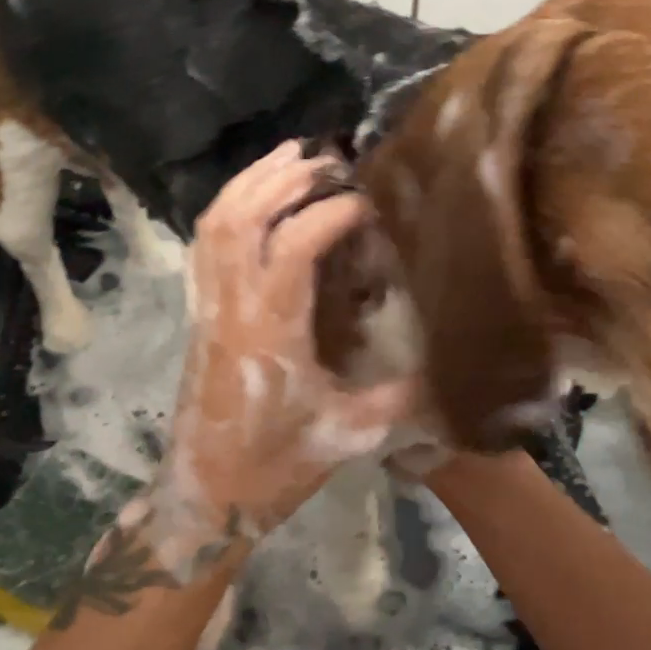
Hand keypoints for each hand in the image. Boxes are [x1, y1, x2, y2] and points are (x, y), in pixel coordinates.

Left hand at [146, 141, 412, 569]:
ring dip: (251, 181)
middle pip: (245, 216)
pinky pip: (204, 243)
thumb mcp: (349, 435)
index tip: (368, 204)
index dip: (330, 213)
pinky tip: (251, 193)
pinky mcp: (198, 311)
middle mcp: (233, 304)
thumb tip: (452, 367)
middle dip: (284, 179)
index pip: (294, 244)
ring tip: (290, 154)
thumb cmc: (276, 467)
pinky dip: (227, 206)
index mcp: (271, 328)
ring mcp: (208, 304)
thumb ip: (402, 398)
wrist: (205, 495)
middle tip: (327, 159)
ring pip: (217, 222)